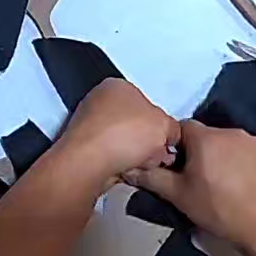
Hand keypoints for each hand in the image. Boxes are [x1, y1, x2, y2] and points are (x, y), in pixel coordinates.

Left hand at [47, 79, 179, 187]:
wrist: (90, 163)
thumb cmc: (121, 134)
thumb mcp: (165, 125)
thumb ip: (172, 128)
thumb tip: (170, 135)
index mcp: (116, 85)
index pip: (146, 102)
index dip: (159, 122)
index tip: (165, 135)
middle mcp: (98, 102)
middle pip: (135, 125)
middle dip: (148, 142)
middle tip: (157, 153)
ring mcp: (88, 127)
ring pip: (124, 145)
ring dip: (136, 156)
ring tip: (140, 163)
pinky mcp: (83, 150)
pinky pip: (110, 159)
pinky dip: (120, 165)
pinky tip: (126, 170)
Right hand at [124, 121, 255, 247]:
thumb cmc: (220, 210)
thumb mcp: (179, 196)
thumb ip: (152, 179)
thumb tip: (129, 169)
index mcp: (205, 138)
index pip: (180, 128)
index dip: (173, 146)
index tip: (174, 167)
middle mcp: (230, 132)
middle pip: (204, 136)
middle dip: (196, 153)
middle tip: (194, 180)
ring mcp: (252, 141)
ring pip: (225, 143)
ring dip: (218, 157)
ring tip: (219, 185)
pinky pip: (245, 151)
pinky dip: (238, 162)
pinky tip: (239, 185)